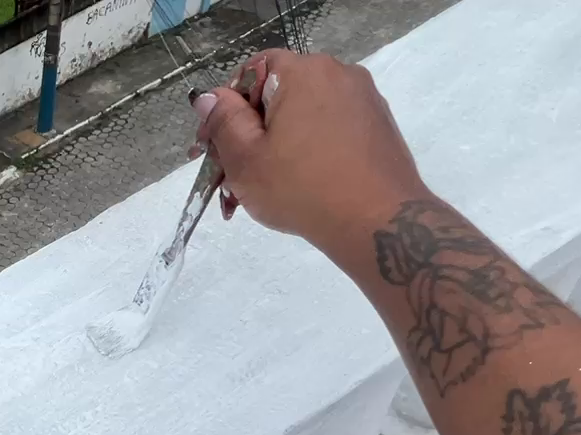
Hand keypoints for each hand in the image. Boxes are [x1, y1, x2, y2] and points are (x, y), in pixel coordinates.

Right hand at [194, 49, 431, 259]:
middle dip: (245, 135)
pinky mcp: (372, 124)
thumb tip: (208, 96)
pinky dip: (299, 153)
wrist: (372, 216)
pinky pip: (322, 131)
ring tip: (252, 192)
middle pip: (275, 97)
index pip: (252, 72)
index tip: (213, 146)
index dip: (225, 107)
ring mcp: (359, 98)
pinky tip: (289, 187)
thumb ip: (224, 121)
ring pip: (297, 118)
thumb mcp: (244, 158)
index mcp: (302, 73)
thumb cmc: (297, 186)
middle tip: (225, 178)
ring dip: (269, 149)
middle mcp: (336, 73)